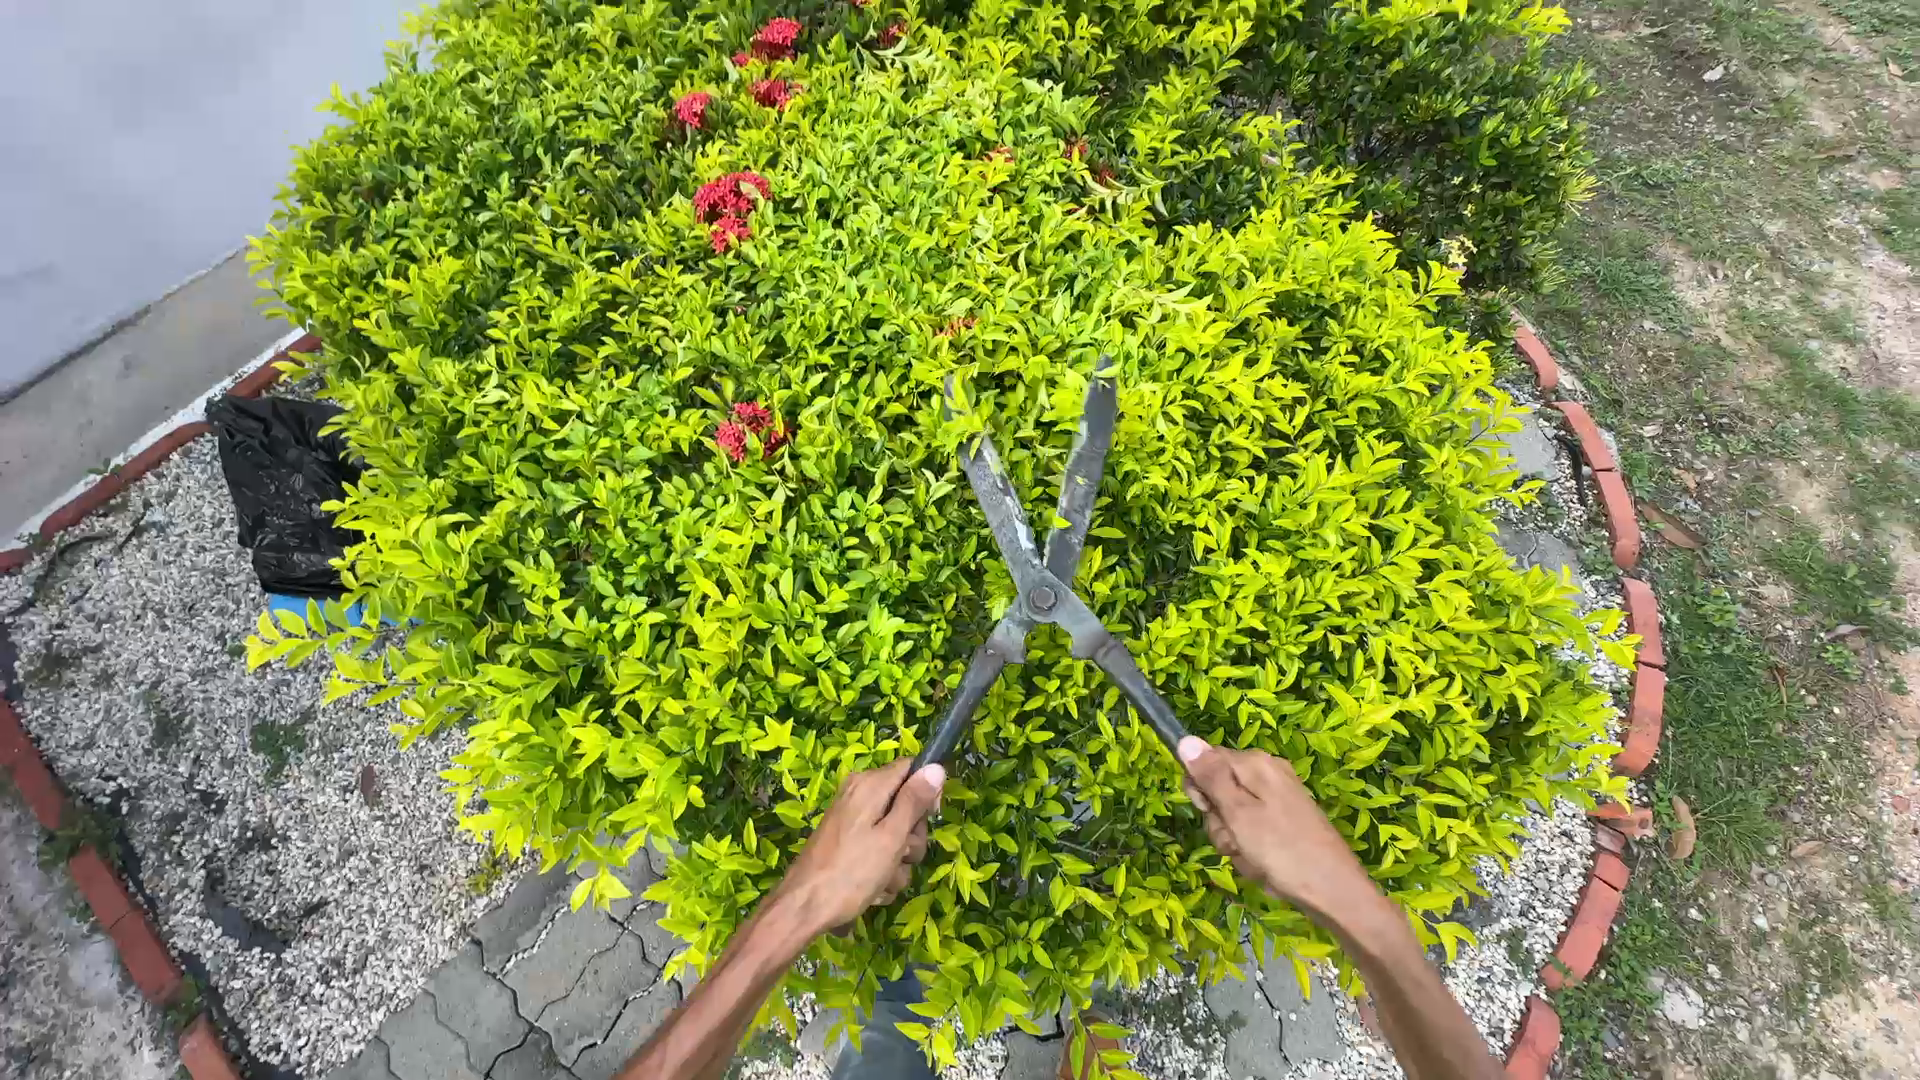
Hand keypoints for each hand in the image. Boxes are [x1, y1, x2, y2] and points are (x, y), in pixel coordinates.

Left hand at [776, 758, 944, 932]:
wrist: (803, 908)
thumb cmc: (851, 871)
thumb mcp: (891, 837)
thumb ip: (914, 801)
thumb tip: (936, 767)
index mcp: (870, 785)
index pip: (912, 769)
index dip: (927, 791)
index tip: (930, 817)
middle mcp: (859, 794)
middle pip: (905, 805)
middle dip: (910, 836)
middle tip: (900, 855)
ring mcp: (851, 820)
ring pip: (894, 833)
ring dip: (897, 861)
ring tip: (882, 879)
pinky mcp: (847, 843)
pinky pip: (877, 849)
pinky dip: (881, 869)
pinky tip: (872, 888)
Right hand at [1178, 736, 1377, 919]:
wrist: (1334, 892)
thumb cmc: (1282, 850)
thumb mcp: (1238, 813)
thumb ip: (1210, 776)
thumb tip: (1185, 739)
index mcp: (1255, 763)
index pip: (1205, 760)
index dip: (1200, 789)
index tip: (1209, 811)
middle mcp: (1267, 772)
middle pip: (1218, 789)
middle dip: (1219, 820)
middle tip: (1235, 840)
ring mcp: (1278, 797)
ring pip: (1232, 813)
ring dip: (1233, 839)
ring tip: (1252, 856)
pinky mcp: (1285, 820)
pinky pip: (1251, 827)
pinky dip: (1250, 847)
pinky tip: (1262, 863)